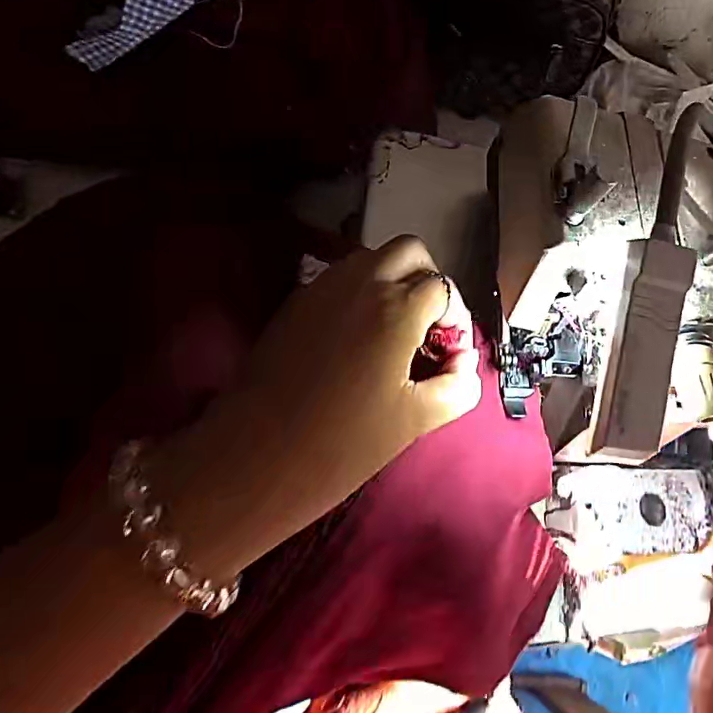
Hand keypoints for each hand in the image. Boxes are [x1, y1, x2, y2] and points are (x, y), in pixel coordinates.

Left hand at [151, 236, 480, 577]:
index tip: (450, 354)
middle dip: (429, 280)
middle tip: (429, 325)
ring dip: (394, 281)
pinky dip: (361, 293)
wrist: (249, 460)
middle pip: (410, 252)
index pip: (444, 289)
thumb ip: (457, 387)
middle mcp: (361, 284)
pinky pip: (340, 278)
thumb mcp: (416, 420)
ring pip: (372, 258)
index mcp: (397, 309)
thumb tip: (463, 367)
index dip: (456, 318)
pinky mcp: (295, 303)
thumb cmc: (341, 443)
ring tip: (395, 331)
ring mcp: (322, 289)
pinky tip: (358, 339)